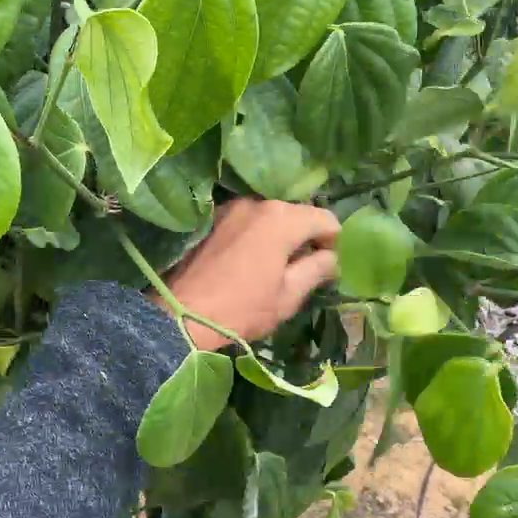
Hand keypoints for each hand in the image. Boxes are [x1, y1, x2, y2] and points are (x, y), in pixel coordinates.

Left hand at [155, 199, 340, 350]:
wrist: (181, 314)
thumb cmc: (242, 308)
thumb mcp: (288, 295)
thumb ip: (317, 269)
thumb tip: (334, 258)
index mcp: (281, 218)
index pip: (325, 218)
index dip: (336, 241)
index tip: (332, 266)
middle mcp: (257, 203)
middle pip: (296, 214)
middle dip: (307, 238)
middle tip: (306, 269)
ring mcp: (230, 209)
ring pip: (270, 217)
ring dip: (280, 236)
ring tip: (276, 268)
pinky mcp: (212, 220)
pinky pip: (246, 222)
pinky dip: (256, 236)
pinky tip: (250, 263)